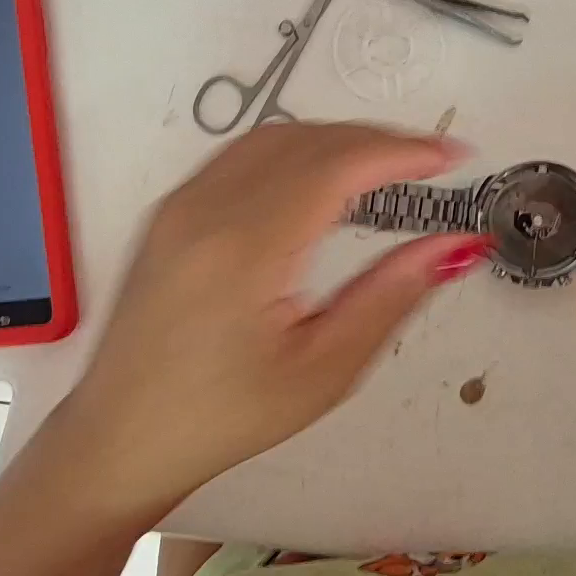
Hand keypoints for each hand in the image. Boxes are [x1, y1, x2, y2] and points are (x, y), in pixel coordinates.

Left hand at [57, 123, 488, 512]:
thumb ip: (390, 297)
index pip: (336, 164)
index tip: (451, 155)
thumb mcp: (323, 371)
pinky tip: (317, 179)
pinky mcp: (166, 216)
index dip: (402, 150)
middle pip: (304, 140)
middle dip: (373, 139)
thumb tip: (453, 247)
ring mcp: (177, 207)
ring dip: (332, 141)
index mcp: (244, 248)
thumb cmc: (222, 418)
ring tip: (383, 166)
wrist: (122, 437)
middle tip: (425, 162)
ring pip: (268, 139)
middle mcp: (203, 210)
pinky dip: (291, 152)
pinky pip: (237, 158)